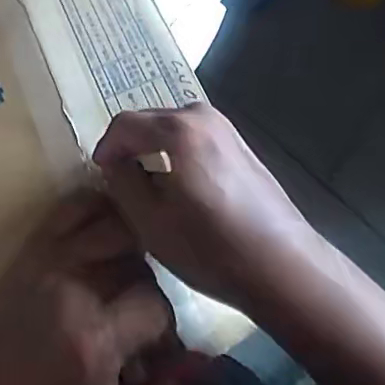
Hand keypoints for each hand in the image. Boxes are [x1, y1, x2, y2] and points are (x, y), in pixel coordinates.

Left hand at [0, 192, 203, 384]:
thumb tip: (206, 360)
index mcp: (94, 337)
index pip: (156, 304)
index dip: (163, 327)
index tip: (149, 346)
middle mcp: (73, 285)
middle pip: (137, 259)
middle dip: (147, 285)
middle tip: (136, 311)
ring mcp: (50, 257)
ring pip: (114, 224)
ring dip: (130, 247)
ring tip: (125, 274)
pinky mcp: (34, 244)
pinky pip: (76, 204)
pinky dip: (100, 207)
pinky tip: (107, 230)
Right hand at [93, 102, 323, 316]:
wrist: (284, 268)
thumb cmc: (211, 247)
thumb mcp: (150, 221)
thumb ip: (122, 181)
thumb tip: (116, 162)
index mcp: (178, 129)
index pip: (125, 123)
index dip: (106, 147)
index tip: (101, 173)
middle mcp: (202, 116)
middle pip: (150, 120)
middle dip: (130, 146)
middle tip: (122, 181)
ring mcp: (226, 129)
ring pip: (173, 129)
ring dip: (154, 149)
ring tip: (149, 186)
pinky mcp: (241, 146)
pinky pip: (195, 139)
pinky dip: (178, 154)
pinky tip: (182, 188)